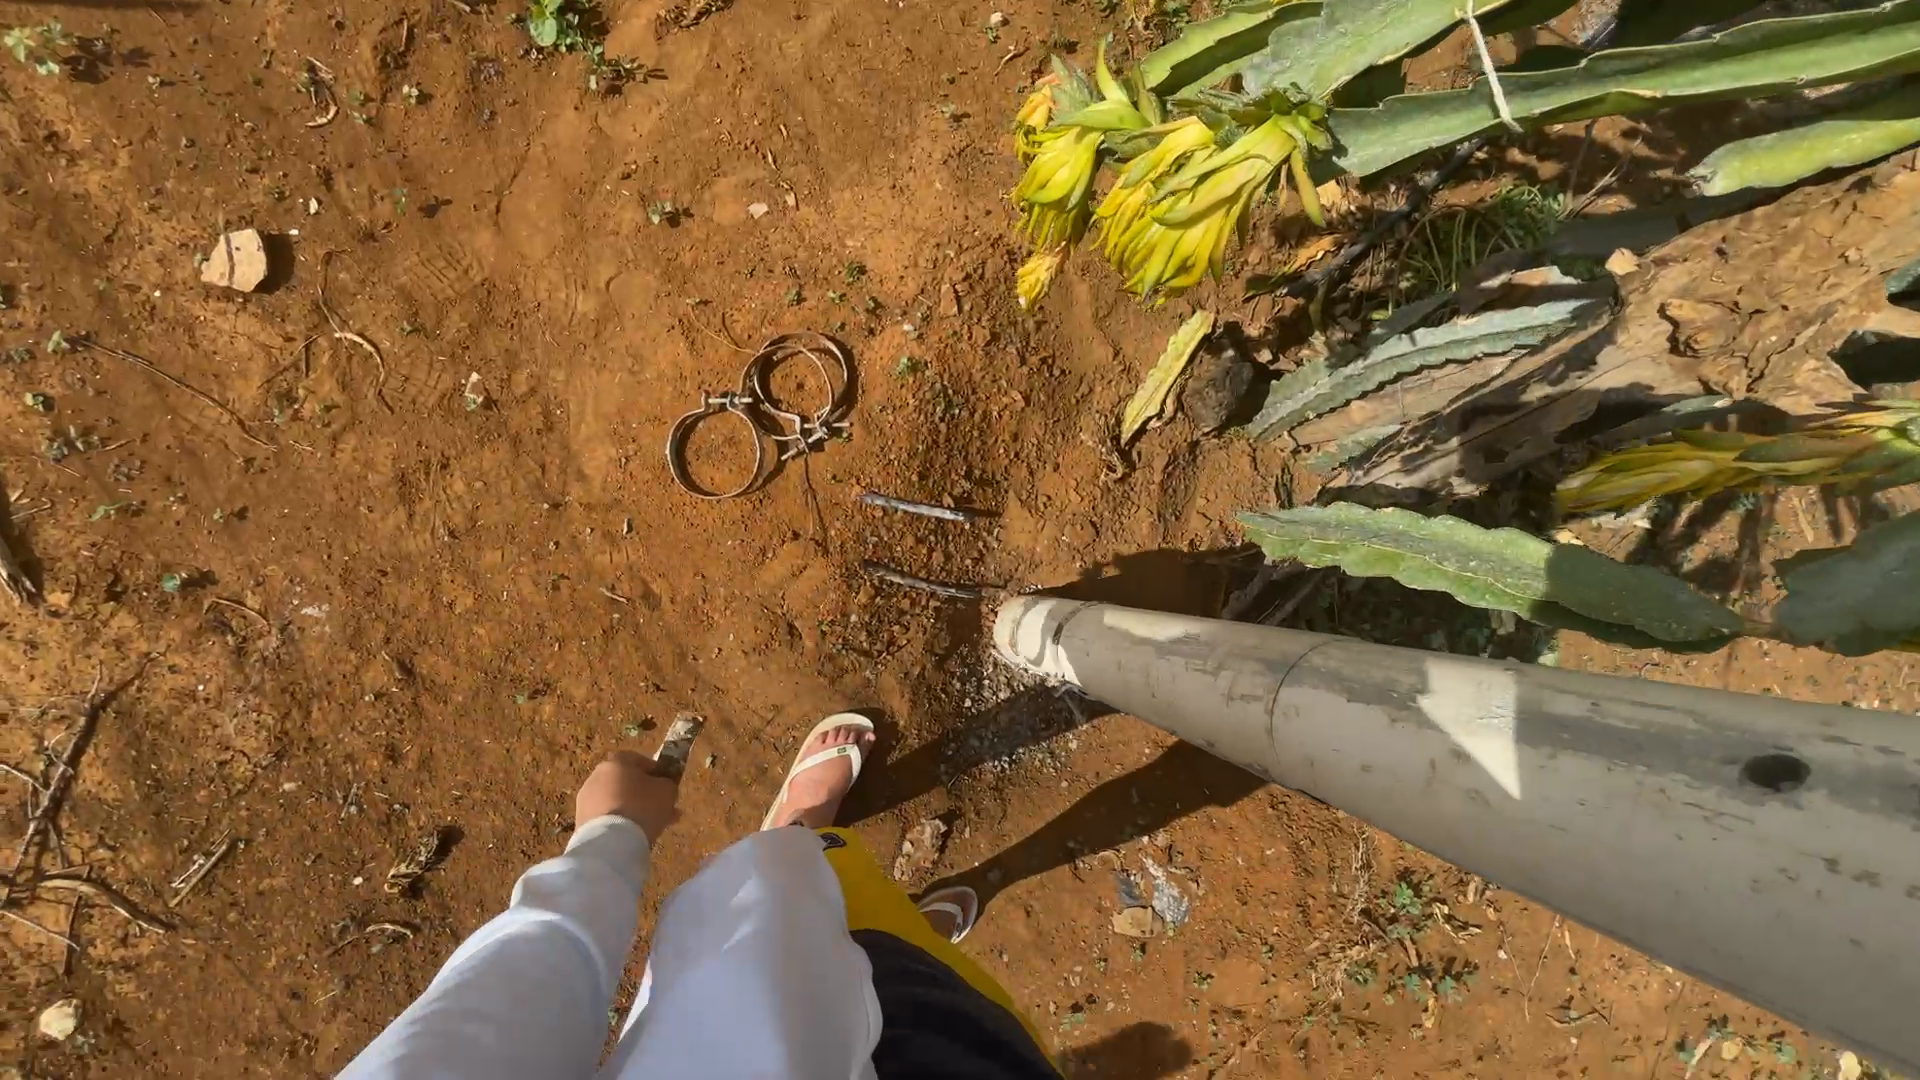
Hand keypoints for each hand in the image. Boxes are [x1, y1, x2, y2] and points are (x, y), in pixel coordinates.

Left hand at [575, 750, 680, 844]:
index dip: (655, 771)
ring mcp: (585, 800)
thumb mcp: (667, 790)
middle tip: (660, 807)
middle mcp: (596, 776)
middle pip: (626, 782)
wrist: (611, 843)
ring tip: (650, 825)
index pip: (638, 759)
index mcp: (616, 761)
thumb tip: (662, 786)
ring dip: (631, 809)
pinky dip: (619, 823)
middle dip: (643, 793)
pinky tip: (634, 834)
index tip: (665, 784)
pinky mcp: (580, 822)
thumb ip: (666, 783)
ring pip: (616, 801)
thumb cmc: (642, 807)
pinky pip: (606, 818)